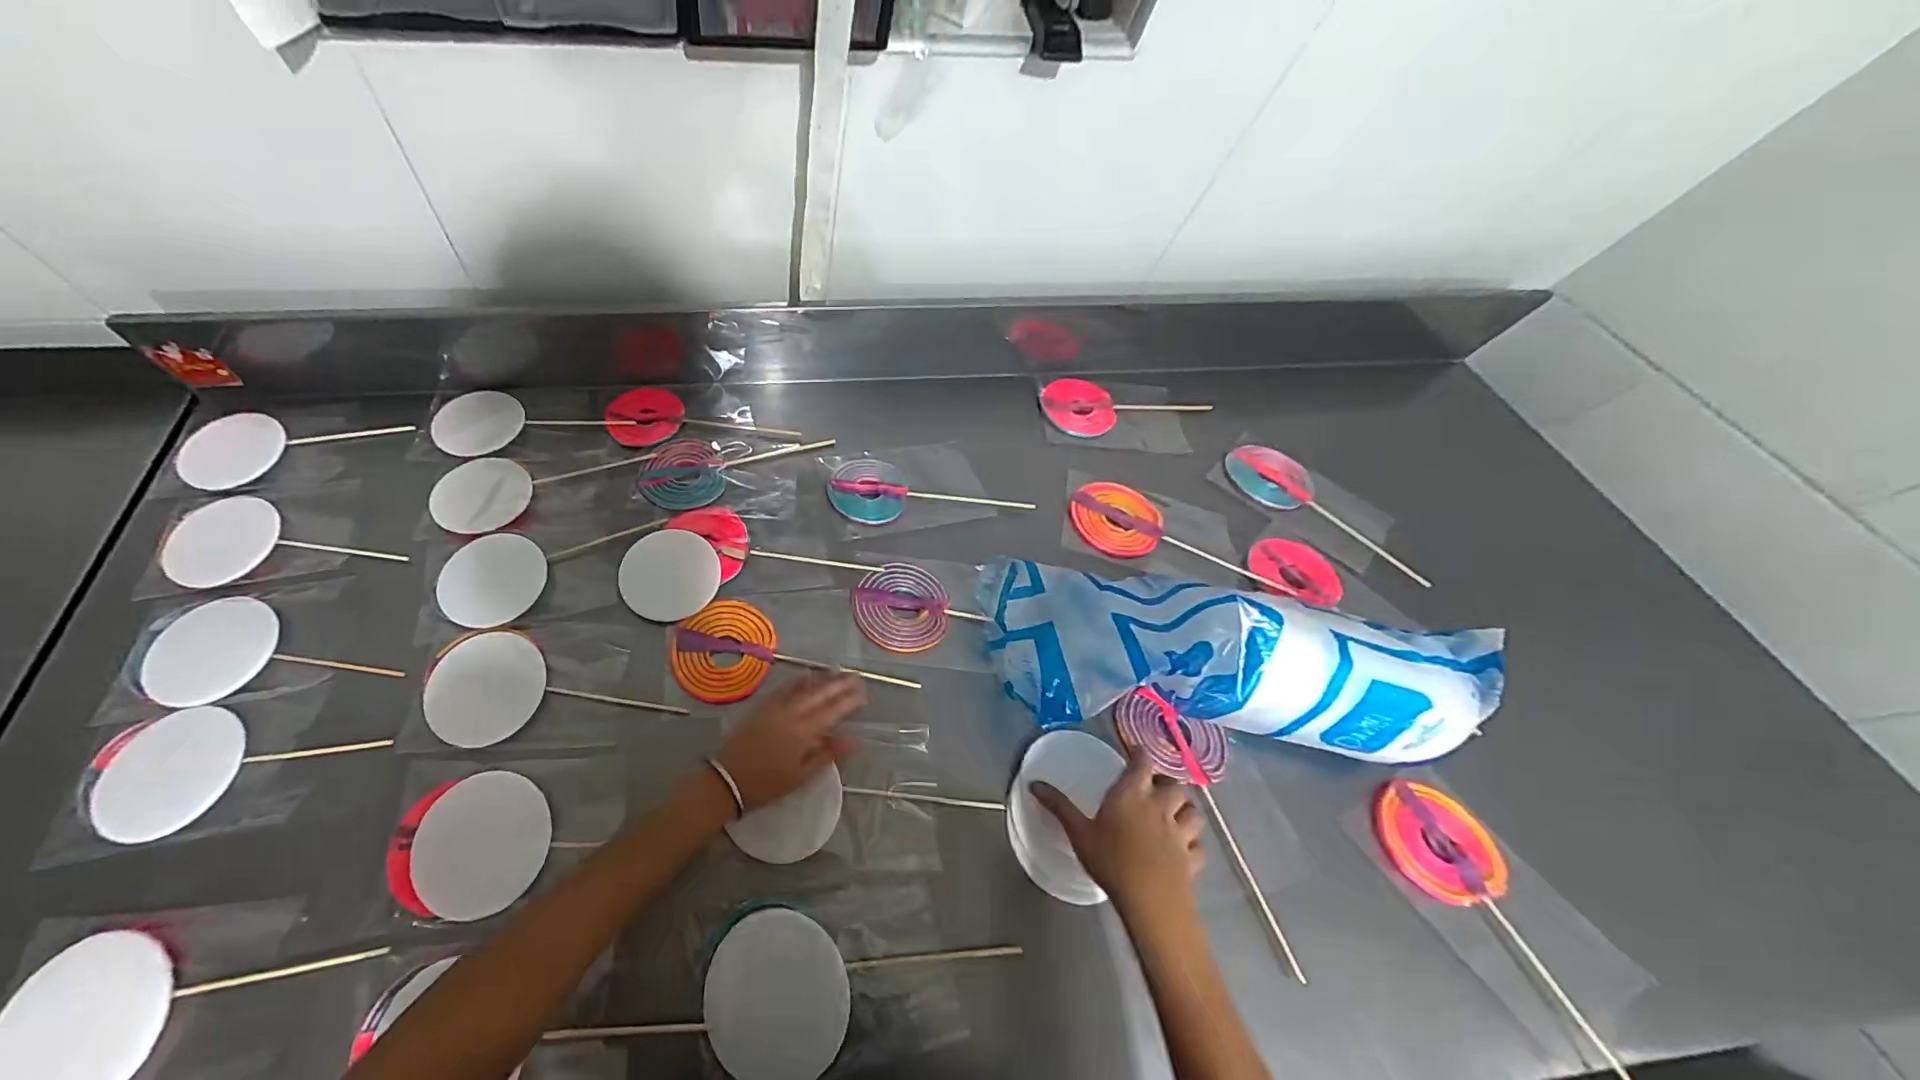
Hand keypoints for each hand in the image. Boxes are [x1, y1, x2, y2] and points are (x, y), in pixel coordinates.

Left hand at [712, 673, 864, 811]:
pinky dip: (799, 680)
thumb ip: (827, 754)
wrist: (726, 780)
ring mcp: (775, 707)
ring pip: (803, 686)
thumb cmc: (767, 783)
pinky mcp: (762, 706)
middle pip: (820, 693)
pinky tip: (806, 677)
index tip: (863, 693)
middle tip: (855, 677)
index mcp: (804, 731)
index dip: (849, 700)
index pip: (833, 710)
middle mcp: (791, 713)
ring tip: (836, 673)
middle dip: (840, 684)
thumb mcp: (801, 775)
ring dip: (822, 678)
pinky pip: (784, 687)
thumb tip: (852, 740)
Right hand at [1032, 747, 1204, 920]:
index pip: (1143, 762)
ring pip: (1194, 812)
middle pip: (1175, 784)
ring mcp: (1180, 832)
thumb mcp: (1079, 832)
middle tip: (1156, 789)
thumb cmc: (1110, 860)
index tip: (1137, 751)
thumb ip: (1059, 806)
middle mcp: (1160, 807)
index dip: (1142, 754)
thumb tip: (1034, 783)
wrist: (1149, 899)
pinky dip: (1193, 845)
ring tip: (1176, 814)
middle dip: (1168, 784)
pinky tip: (1184, 850)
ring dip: (1186, 810)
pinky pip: (1198, 846)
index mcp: (1132, 794)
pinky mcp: (1192, 858)